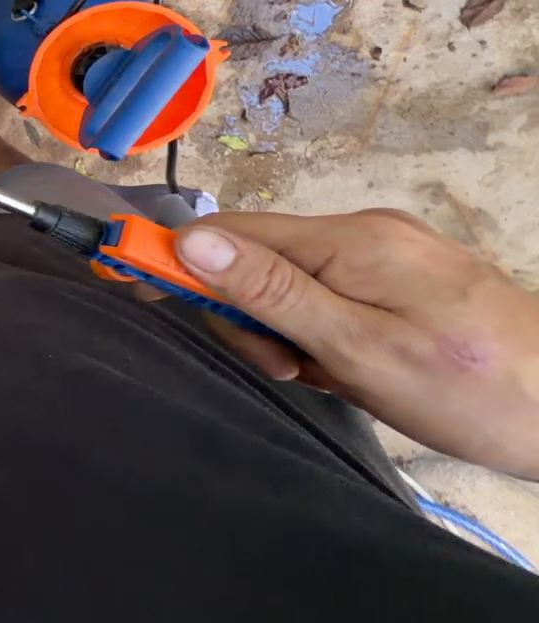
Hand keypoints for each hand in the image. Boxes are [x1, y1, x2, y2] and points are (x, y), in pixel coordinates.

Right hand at [176, 210, 538, 479]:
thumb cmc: (480, 392)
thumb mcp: (360, 349)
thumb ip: (270, 291)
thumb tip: (189, 240)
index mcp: (350, 239)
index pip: (226, 231)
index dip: (177, 259)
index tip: (141, 292)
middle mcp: (363, 231)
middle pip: (253, 256)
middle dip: (246, 312)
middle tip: (281, 366)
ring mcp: (386, 251)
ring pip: (285, 278)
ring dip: (282, 326)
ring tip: (324, 372)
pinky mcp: (402, 275)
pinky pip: (323, 289)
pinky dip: (316, 326)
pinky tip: (346, 360)